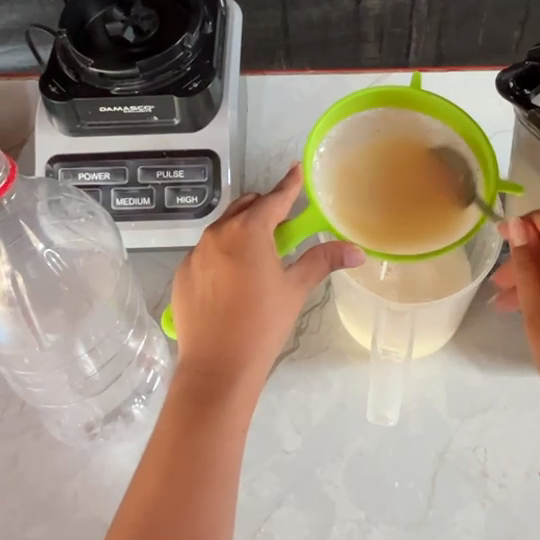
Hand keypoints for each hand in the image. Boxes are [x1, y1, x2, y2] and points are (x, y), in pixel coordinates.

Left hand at [170, 164, 364, 395]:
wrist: (217, 369)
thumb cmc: (262, 325)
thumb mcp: (295, 290)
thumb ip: (322, 261)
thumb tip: (356, 251)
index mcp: (248, 230)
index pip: (274, 199)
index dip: (289, 185)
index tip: (296, 170)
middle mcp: (218, 233)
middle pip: (245, 208)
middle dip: (265, 210)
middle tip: (283, 227)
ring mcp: (196, 253)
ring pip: (223, 229)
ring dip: (242, 232)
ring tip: (258, 258)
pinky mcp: (183, 274)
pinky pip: (206, 253)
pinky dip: (222, 256)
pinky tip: (232, 282)